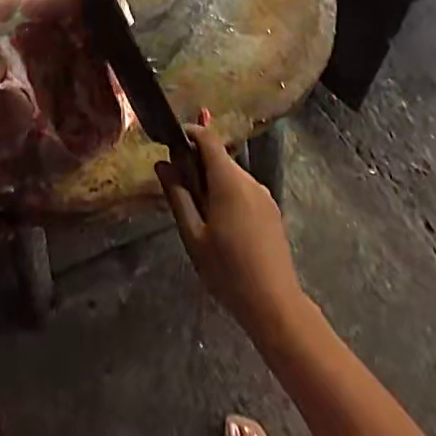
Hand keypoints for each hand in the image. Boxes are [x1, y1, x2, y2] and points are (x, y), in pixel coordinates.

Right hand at [156, 119, 302, 332]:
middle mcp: (250, 180)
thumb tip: (162, 164)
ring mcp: (264, 194)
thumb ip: (178, 196)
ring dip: (213, 182)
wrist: (273, 301)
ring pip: (233, 176)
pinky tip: (221, 225)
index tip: (172, 142)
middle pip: (221, 159)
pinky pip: (245, 191)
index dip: (190, 134)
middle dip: (198, 165)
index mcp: (229, 181)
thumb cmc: (226, 270)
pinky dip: (229, 195)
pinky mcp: (272, 209)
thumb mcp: (193, 236)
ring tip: (197, 214)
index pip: (209, 140)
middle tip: (178, 188)